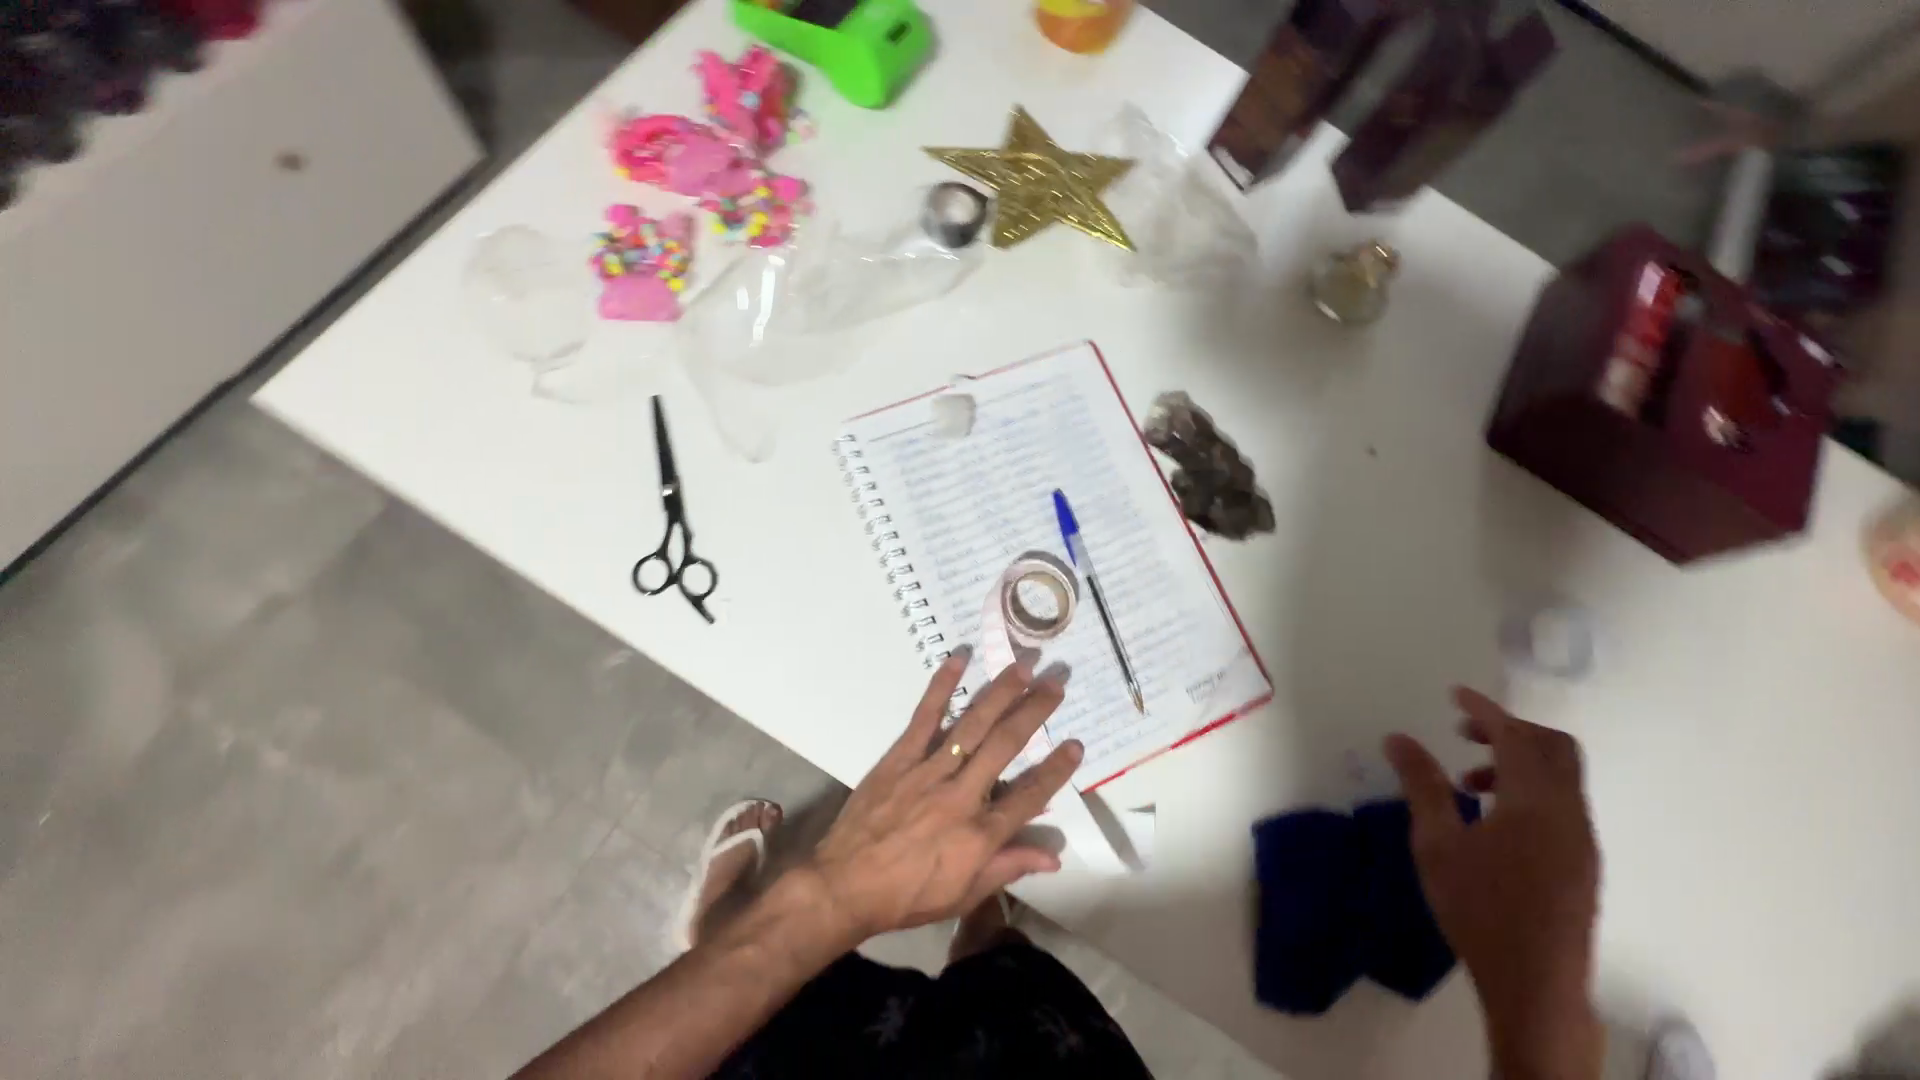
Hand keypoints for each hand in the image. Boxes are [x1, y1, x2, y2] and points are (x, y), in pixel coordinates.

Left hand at [800, 653, 1082, 942]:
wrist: (844, 886)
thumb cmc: (908, 896)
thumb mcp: (964, 895)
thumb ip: (1008, 867)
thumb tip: (1052, 855)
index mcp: (980, 834)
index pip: (1030, 795)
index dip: (1057, 770)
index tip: (1077, 744)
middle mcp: (961, 795)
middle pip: (1006, 745)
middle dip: (1035, 712)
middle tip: (1056, 683)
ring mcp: (928, 772)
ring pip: (971, 725)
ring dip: (1000, 692)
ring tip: (1022, 666)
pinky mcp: (899, 758)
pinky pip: (924, 718)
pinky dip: (941, 687)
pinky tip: (958, 661)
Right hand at [1384, 688, 1602, 1079]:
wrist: (1537, 985)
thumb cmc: (1480, 908)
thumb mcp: (1437, 843)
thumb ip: (1422, 785)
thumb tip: (1397, 739)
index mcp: (1536, 802)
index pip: (1516, 737)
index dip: (1485, 710)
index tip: (1455, 694)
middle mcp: (1569, 813)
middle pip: (1554, 748)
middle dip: (1510, 731)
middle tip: (1464, 733)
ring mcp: (1582, 840)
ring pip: (1560, 778)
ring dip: (1517, 764)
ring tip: (1468, 784)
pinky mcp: (1582, 863)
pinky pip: (1561, 805)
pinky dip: (1529, 791)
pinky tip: (1492, 821)